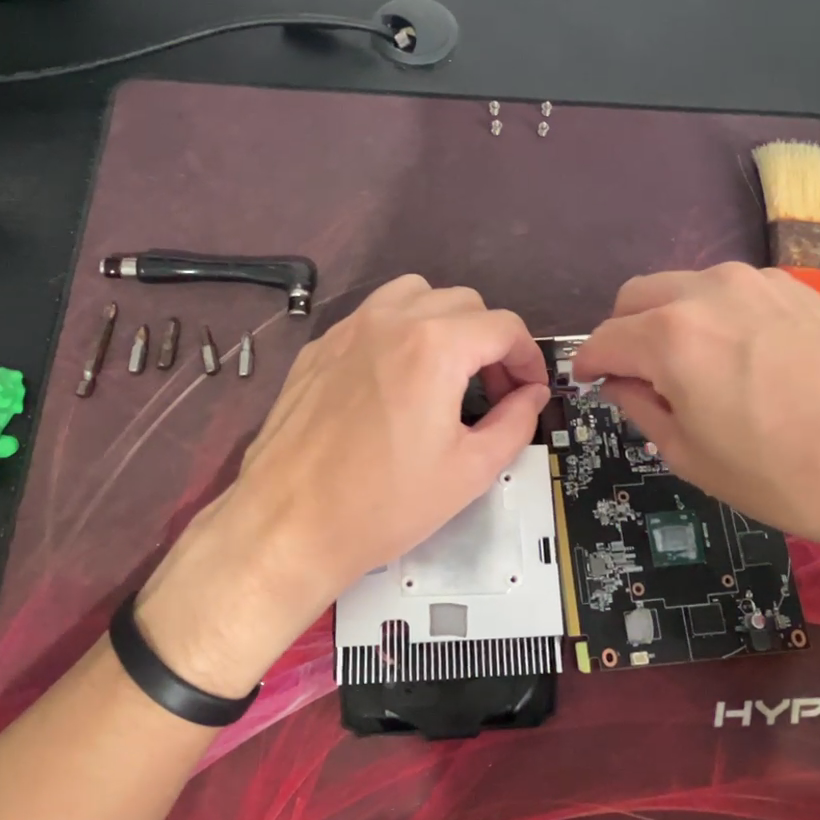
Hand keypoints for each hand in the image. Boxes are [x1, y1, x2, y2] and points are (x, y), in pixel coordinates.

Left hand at [135, 276, 549, 697]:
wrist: (288, 524)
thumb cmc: (384, 504)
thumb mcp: (471, 471)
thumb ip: (515, 423)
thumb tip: (531, 396)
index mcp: (435, 345)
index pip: (504, 326)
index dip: (529, 358)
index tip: (530, 391)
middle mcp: (391, 320)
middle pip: (464, 303)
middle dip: (491, 341)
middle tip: (494, 391)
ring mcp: (347, 329)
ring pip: (414, 295)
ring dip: (444, 323)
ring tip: (447, 372)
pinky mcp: (318, 348)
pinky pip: (372, 318)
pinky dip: (399, 332)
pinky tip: (395, 381)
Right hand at [572, 263, 819, 575]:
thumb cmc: (781, 477)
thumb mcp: (690, 456)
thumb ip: (641, 407)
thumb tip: (619, 382)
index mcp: (671, 337)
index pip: (604, 339)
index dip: (588, 364)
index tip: (590, 382)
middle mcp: (709, 292)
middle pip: (637, 296)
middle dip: (623, 332)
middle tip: (636, 375)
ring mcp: (758, 283)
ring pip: (685, 286)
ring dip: (670, 318)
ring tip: (693, 367)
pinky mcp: (797, 289)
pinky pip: (732, 291)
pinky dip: (716, 314)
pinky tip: (742, 356)